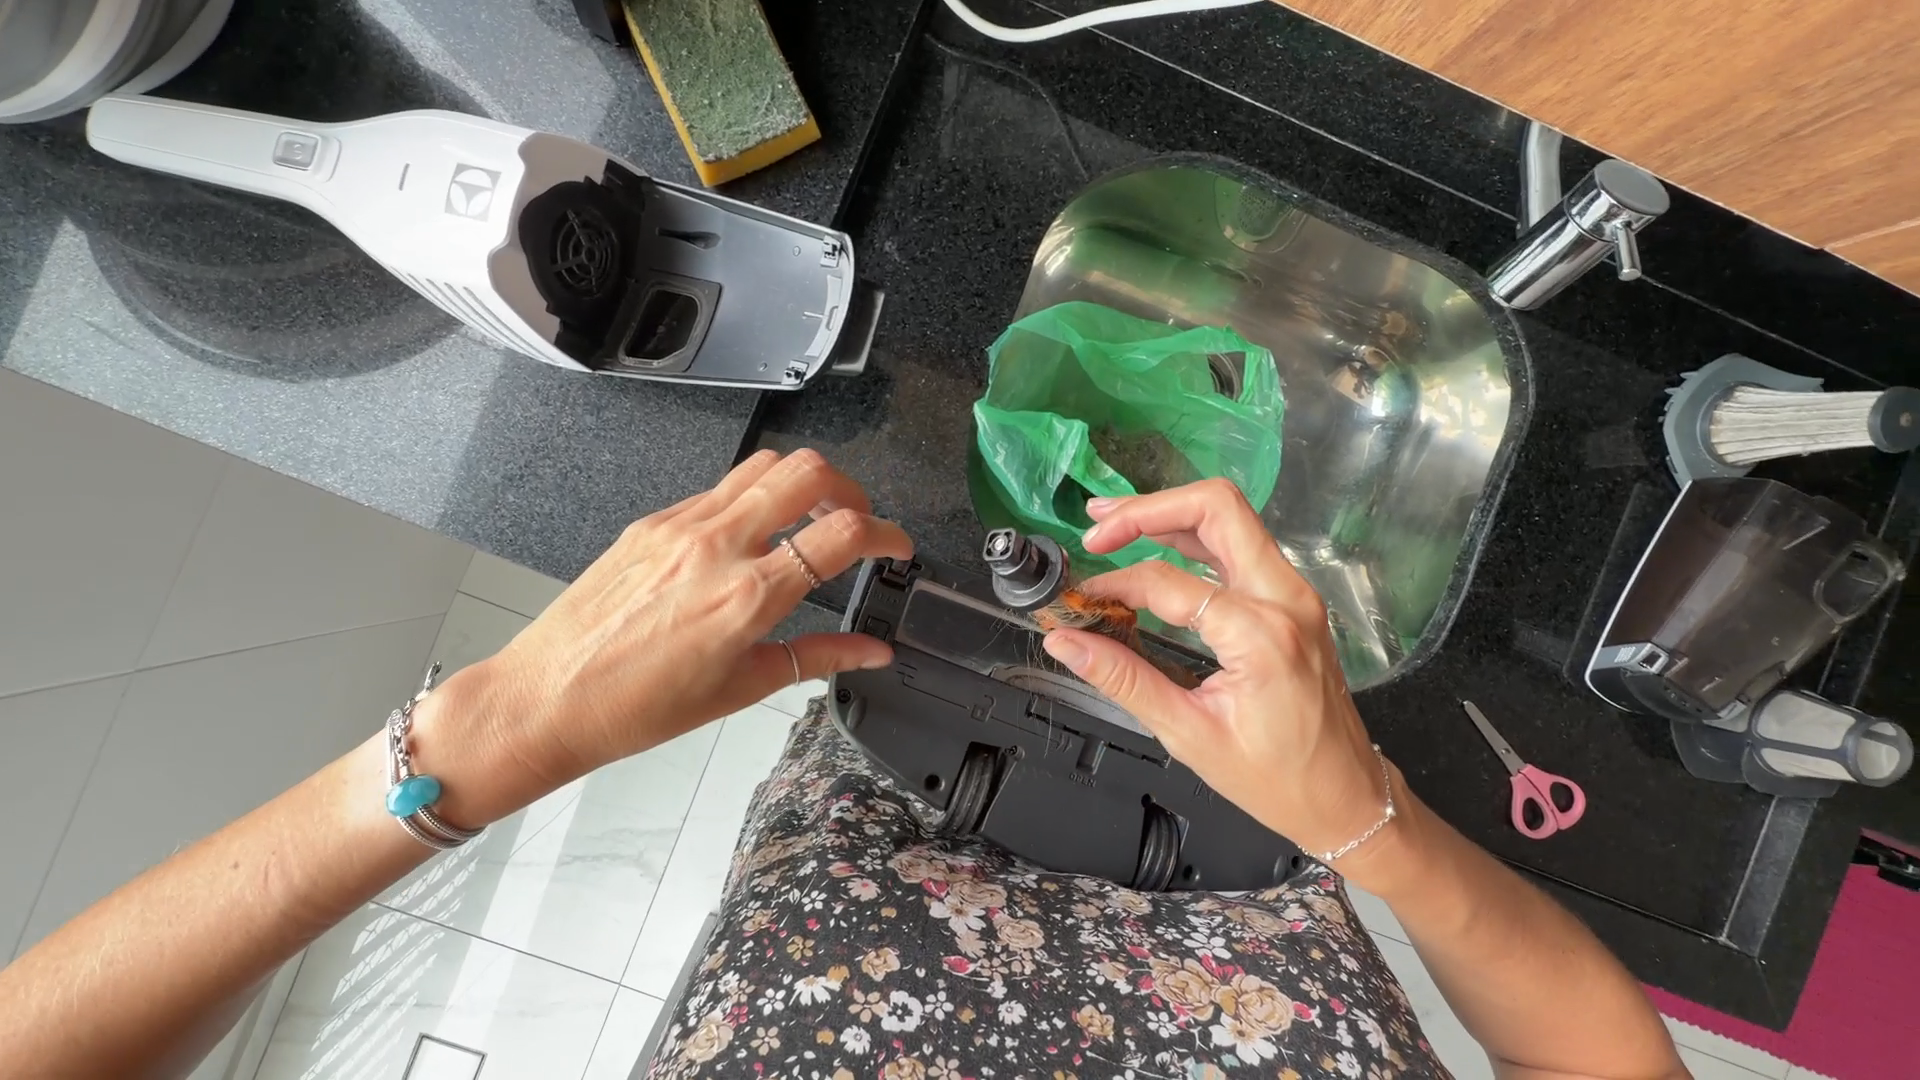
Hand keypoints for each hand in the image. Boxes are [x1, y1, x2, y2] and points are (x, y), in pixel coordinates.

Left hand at [420, 449, 912, 826]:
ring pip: (763, 465)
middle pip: (807, 470)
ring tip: (808, 520)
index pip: (842, 535)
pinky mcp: (654, 520)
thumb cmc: (640, 708)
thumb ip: (820, 657)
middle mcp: (717, 545)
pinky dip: (755, 499)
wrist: (546, 698)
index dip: (887, 534)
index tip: (896, 547)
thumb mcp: (745, 687)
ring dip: (802, 483)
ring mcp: (681, 525)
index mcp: (747, 596)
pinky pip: (720, 488)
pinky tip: (751, 538)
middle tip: (856, 522)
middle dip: (850, 488)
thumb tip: (873, 652)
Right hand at [1038, 478, 1392, 860]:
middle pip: (1216, 507)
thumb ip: (1123, 679)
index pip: (1168, 582)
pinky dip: (1192, 533)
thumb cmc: (1276, 778)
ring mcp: (1294, 592)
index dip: (1114, 583)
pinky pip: (1239, 542)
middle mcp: (1285, 597)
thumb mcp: (1189, 734)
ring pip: (1230, 515)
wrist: (1347, 796)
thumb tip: (1065, 642)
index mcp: (1261, 635)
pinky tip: (1156, 541)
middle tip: (1096, 524)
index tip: (1082, 599)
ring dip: (1169, 512)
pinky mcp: (1291, 597)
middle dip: (1148, 508)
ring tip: (1114, 520)